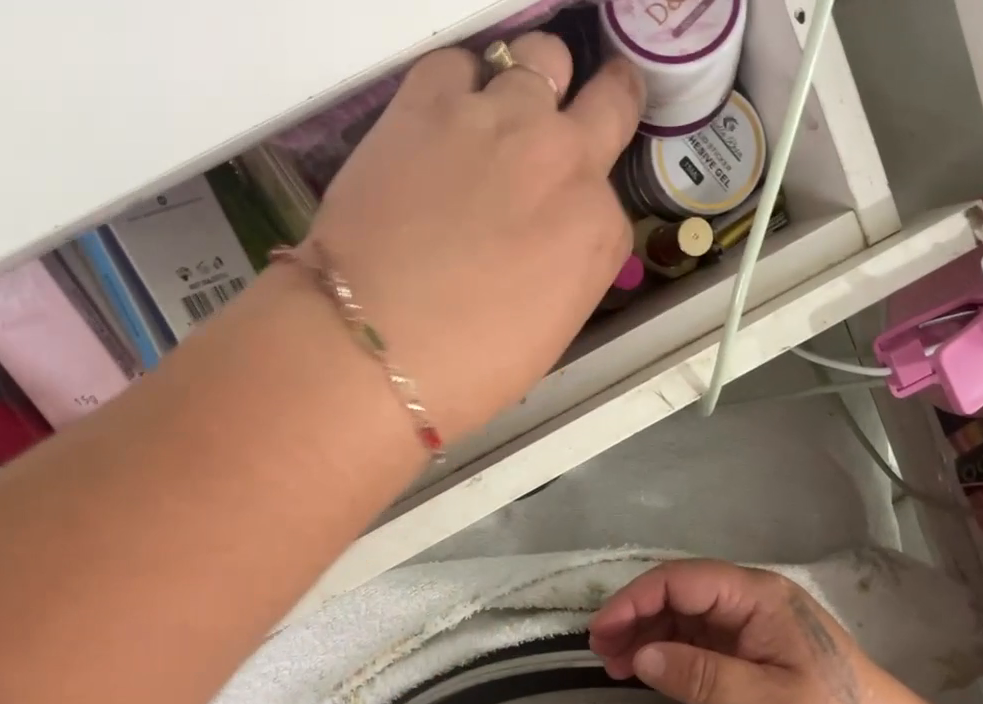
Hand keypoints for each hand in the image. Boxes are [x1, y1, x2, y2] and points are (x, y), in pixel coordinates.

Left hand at [298, 34, 643, 439]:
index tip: (561, 216)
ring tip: (506, 110)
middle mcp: (565, 159)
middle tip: (588, 106)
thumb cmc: (468, 367)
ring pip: (541, 57)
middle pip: (610, 97)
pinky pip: (459, 63)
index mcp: (599, 230)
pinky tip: (443, 121)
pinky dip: (458, 85)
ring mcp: (500, 118)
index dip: (583, 205)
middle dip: (606, 98)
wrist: (373, 343)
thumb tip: (545, 242)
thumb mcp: (550, 330)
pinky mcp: (430, 98)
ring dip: (533, 81)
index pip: (608, 199)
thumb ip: (567, 267)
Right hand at [589, 560, 898, 703]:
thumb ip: (703, 677)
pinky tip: (646, 670)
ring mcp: (749, 622)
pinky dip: (665, 651)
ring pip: (683, 613)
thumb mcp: (767, 703)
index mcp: (759, 596)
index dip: (634, 600)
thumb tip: (639, 656)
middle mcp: (751, 598)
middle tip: (601, 654)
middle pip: (679, 592)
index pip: (683, 580)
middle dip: (635, 616)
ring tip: (614, 667)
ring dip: (646, 634)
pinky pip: (696, 637)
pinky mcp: (748, 646)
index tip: (600, 633)